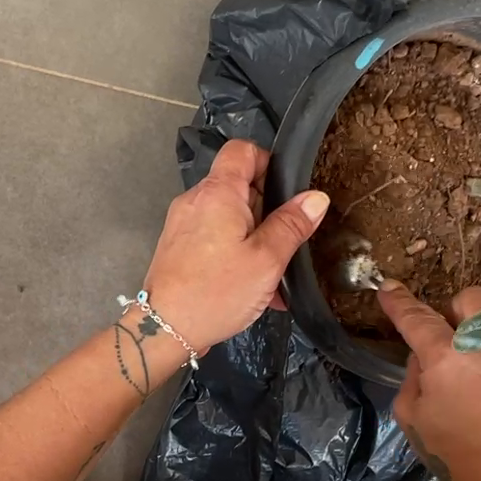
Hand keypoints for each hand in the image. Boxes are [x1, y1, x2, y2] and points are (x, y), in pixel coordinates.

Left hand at [142, 140, 329, 349]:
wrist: (165, 329)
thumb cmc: (216, 293)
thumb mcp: (267, 260)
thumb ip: (292, 225)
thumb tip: (315, 198)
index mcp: (217, 193)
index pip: (242, 151)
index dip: (268, 163)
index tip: (286, 192)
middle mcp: (194, 201)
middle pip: (236, 185)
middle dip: (265, 208)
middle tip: (284, 240)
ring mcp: (182, 225)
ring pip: (227, 216)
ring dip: (253, 236)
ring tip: (271, 271)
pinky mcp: (177, 248)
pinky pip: (213, 238)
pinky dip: (234, 252)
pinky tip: (252, 285)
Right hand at [377, 282, 480, 480]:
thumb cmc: (458, 459)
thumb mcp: (413, 419)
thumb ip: (414, 374)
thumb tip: (425, 352)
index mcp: (450, 359)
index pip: (418, 319)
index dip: (399, 302)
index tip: (389, 289)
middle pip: (473, 298)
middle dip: (460, 315)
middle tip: (459, 344)